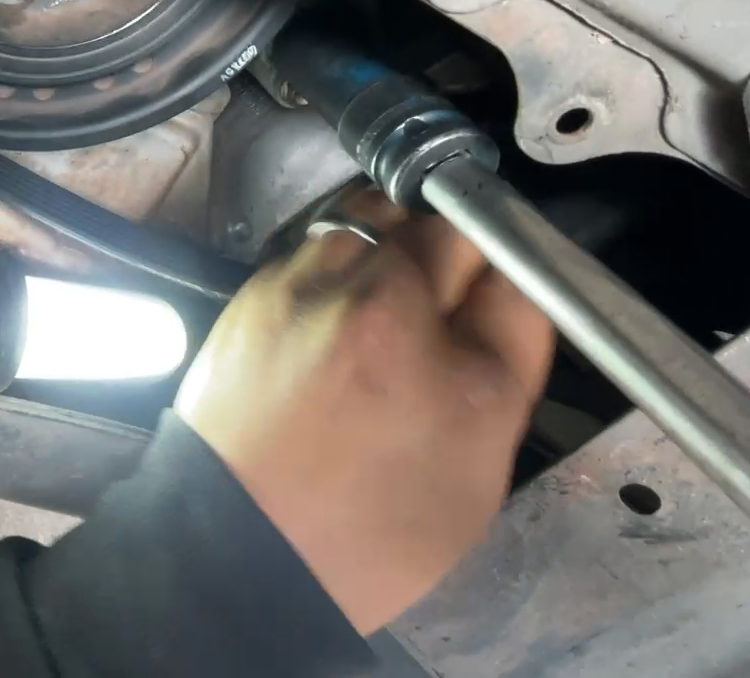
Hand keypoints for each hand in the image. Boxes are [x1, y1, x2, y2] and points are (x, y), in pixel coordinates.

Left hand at [174, 194, 553, 633]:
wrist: (242, 533)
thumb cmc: (370, 517)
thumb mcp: (476, 452)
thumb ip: (504, 348)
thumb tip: (507, 279)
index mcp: (424, 337)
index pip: (478, 242)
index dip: (497, 251)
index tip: (494, 270)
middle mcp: (353, 294)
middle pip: (415, 216)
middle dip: (439, 234)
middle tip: (443, 281)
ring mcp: (291, 286)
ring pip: (355, 219)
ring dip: (382, 237)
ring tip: (389, 292)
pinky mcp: (249, 293)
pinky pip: (306, 248)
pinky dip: (333, 259)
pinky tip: (338, 307)